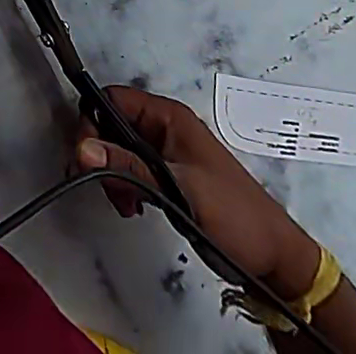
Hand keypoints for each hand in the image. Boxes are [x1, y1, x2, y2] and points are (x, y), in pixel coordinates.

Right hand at [75, 86, 322, 297]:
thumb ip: (128, 167)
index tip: (85, 155)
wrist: (272, 255)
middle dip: (100, 153)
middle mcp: (165, 127)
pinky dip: (123, 185)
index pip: (113, 99)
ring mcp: (165, 151)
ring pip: (117, 147)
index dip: (93, 122)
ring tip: (125, 202)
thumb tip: (84, 149)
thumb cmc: (234, 215)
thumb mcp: (176, 189)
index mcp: (170, 117)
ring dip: (111, 173)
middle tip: (106, 186)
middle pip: (111, 123)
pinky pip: (130, 167)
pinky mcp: (165, 174)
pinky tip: (133, 206)